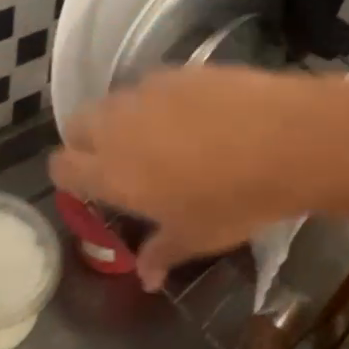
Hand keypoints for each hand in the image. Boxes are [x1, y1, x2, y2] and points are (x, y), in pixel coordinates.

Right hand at [51, 67, 331, 289]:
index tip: (90, 190)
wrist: (287, 140)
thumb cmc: (234, 200)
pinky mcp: (178, 70)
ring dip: (122, 119)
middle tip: (120, 163)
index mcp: (109, 171)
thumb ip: (161, 253)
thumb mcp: (197, 237)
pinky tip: (193, 116)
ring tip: (159, 138)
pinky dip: (159, 100)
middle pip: (77, 125)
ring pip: (114, 102)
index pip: (61, 168)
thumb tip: (146, 277)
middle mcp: (116, 126)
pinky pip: (151, 85)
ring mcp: (146, 92)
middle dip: (88, 142)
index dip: (70, 179)